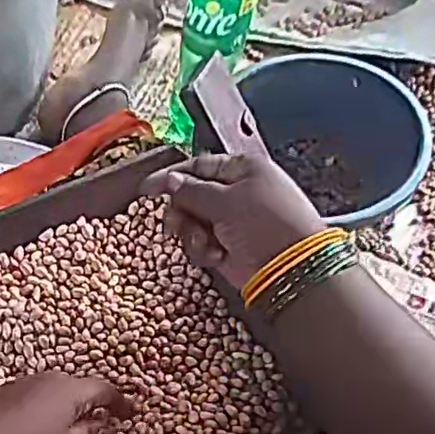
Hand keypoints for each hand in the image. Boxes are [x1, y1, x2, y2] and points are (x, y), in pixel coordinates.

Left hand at [0, 373, 134, 433]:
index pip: (104, 390)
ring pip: (55, 388)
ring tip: (71, 422)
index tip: (130, 413)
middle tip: (103, 418)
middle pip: (79, 387)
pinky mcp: (7, 389)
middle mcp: (50, 378)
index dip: (120, 403)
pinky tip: (41, 422)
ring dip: (66, 403)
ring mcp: (26, 381)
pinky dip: (45, 404)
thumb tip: (107, 425)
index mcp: (71, 390)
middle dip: (92, 401)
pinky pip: (35, 393)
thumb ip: (90, 432)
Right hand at [141, 153, 326, 290]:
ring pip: (191, 223)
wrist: (287, 267)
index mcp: (240, 170)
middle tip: (179, 225)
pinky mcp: (225, 246)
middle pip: (189, 197)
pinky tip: (217, 256)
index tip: (146, 189)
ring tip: (207, 245)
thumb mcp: (226, 202)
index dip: (172, 177)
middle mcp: (233, 193)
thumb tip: (167, 181)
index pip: (197, 167)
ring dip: (192, 236)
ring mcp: (228, 221)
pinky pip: (199, 244)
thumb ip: (192, 191)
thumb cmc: (266, 224)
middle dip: (182, 213)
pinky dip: (203, 251)